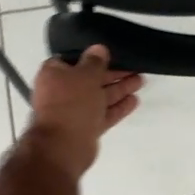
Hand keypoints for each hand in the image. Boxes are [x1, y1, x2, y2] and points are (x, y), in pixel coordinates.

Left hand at [26, 46, 143, 176]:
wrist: (64, 146)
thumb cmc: (71, 103)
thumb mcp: (85, 75)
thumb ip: (95, 61)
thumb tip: (98, 48)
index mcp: (53, 74)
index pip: (73, 59)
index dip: (92, 56)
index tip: (111, 53)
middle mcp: (61, 92)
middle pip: (90, 78)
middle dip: (113, 74)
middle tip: (135, 68)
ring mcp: (73, 111)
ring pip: (99, 96)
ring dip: (119, 89)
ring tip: (141, 81)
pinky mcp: (85, 127)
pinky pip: (103, 113)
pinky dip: (117, 107)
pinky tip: (135, 100)